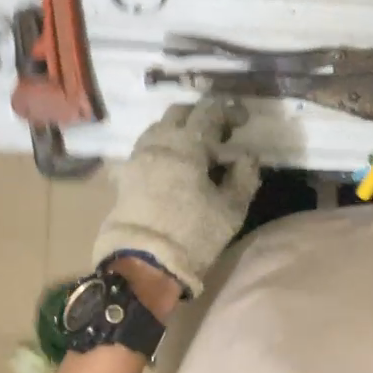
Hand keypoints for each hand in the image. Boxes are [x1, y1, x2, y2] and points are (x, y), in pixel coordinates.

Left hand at [91, 100, 260, 296]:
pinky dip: (161, 148)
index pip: (209, 111)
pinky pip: (145, 149)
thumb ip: (244, 176)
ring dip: (178, 130)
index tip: (243, 121)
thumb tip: (248, 156)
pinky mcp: (125, 175)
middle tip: (219, 135)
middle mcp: (159, 141)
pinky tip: (171, 166)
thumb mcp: (232, 208)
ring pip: (159, 128)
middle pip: (179, 112)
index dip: (229, 110)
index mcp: (187, 143)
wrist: (143, 262)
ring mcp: (138, 156)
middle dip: (201, 116)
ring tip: (195, 151)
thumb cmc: (194, 233)